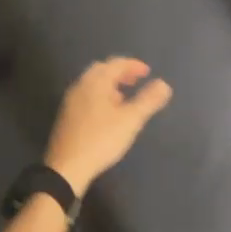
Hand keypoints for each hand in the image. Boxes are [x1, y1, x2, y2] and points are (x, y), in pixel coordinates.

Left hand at [43, 58, 172, 194]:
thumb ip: (148, 101)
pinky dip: (99, 95)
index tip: (148, 73)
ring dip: (109, 84)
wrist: (66, 168)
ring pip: (92, 83)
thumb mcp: (130, 121)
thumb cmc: (100, 139)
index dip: (134, 65)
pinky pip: (86, 95)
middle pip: (102, 69)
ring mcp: (71, 100)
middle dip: (120, 72)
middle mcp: (81, 85)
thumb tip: (164, 84)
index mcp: (96, 81)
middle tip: (135, 81)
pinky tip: (106, 114)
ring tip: (123, 98)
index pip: (116, 63)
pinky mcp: (66, 115)